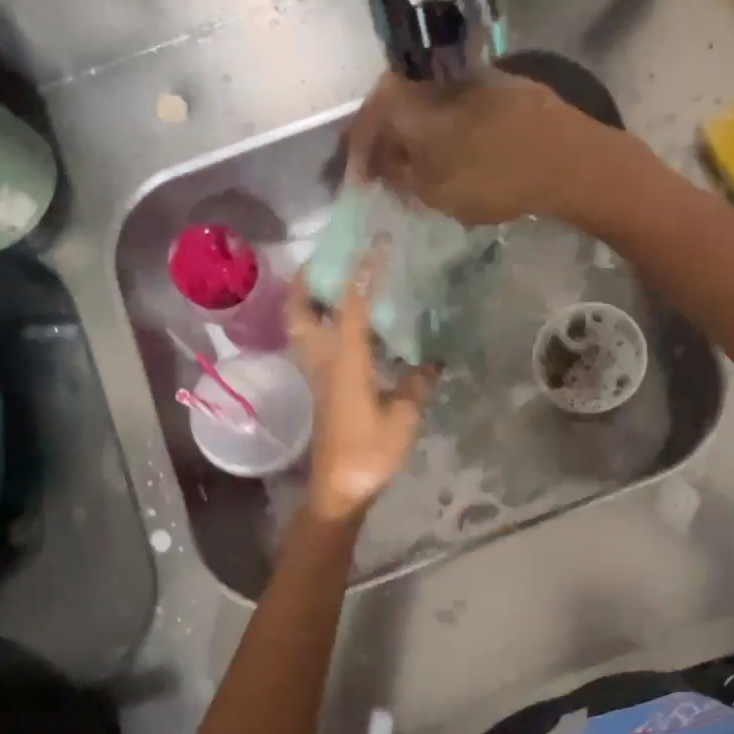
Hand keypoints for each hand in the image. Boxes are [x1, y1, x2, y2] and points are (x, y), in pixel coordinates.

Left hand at [285, 254, 434, 523]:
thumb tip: (432, 360)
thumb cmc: (370, 453)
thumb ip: (417, 383)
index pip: (352, 305)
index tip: (375, 245)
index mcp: (345, 360)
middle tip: (330, 260)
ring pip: (302, 327)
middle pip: (300, 310)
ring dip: (312, 301)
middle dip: (310, 280)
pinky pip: (314, 345)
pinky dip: (324, 326)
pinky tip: (349, 328)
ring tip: (337, 286)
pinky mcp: (320, 390)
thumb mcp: (404, 418)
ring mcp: (317, 375)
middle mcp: (323, 360)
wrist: (339, 489)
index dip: (364, 272)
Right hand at [347, 71, 615, 225]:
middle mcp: (428, 78)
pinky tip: (465, 161)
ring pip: (432, 112)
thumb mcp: (434, 192)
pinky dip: (456, 136)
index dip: (360, 160)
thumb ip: (402, 178)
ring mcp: (469, 77)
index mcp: (401, 100)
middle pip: (397, 115)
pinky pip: (463, 113)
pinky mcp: (503, 86)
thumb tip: (387, 166)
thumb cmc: (490, 178)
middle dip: (393, 149)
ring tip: (430, 178)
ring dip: (425, 143)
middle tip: (393, 182)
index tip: (361, 187)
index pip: (365, 127)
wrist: (566, 157)